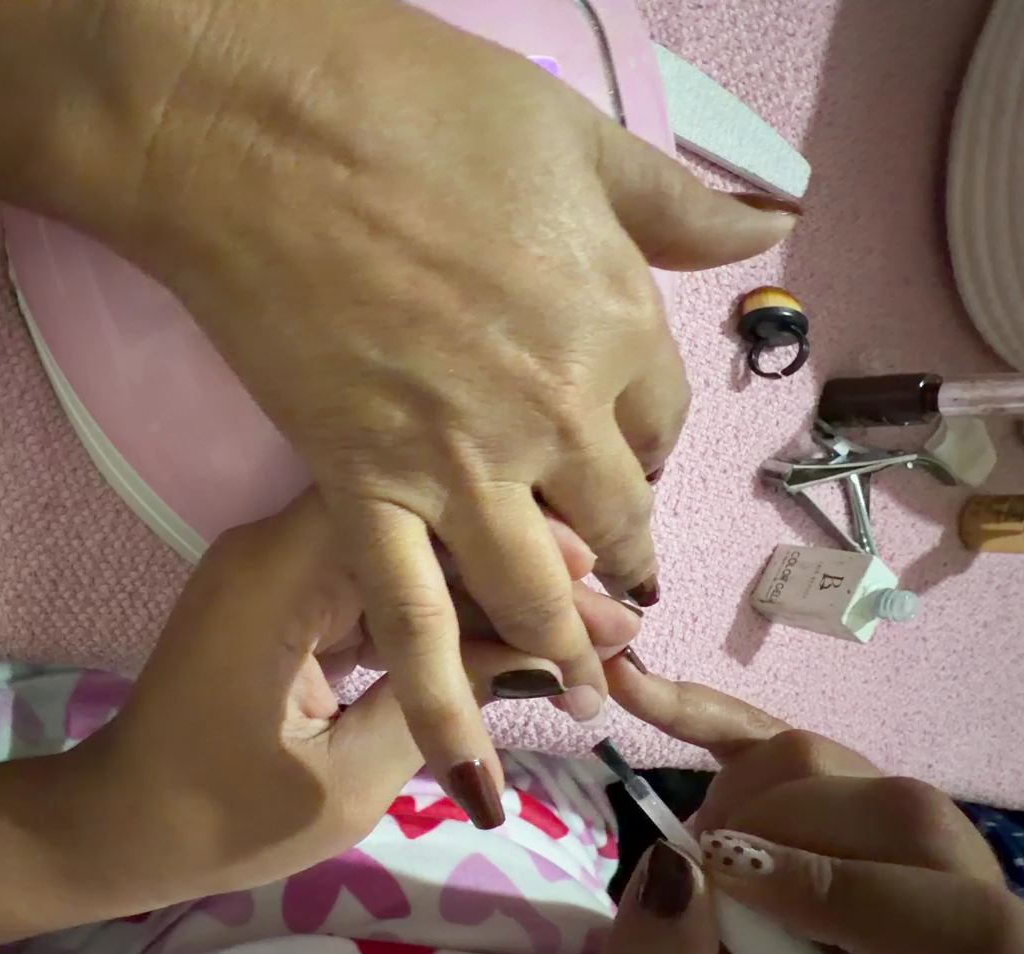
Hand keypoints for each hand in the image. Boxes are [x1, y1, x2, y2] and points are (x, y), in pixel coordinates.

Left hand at [75, 493, 640, 903]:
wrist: (122, 823)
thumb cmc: (224, 818)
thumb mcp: (348, 777)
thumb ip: (443, 702)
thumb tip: (543, 653)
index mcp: (278, 576)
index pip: (416, 520)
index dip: (512, 543)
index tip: (599, 585)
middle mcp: (273, 546)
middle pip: (416, 530)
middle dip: (512, 575)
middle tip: (609, 622)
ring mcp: (274, 566)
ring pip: (403, 556)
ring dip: (481, 597)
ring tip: (573, 639)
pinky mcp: (279, 594)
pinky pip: (372, 585)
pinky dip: (434, 615)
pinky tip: (501, 641)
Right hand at [112, 0, 797, 821]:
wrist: (254, 131)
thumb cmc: (410, 106)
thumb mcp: (569, 130)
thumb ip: (670, 198)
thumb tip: (769, 224)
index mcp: (611, 318)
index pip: (659, 417)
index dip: (642, 442)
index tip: (618, 455)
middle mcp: (550, 414)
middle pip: (611, 520)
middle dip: (618, 560)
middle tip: (613, 590)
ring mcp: (454, 467)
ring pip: (529, 591)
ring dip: (559, 643)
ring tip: (579, 688)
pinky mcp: (359, 494)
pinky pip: (412, 627)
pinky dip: (444, 709)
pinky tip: (475, 776)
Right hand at [599, 662, 1023, 953]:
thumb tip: (670, 864)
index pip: (970, 926)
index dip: (846, 892)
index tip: (734, 881)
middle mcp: (967, 881)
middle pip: (891, 813)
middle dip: (772, 834)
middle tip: (712, 876)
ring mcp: (892, 809)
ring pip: (818, 757)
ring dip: (735, 797)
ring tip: (710, 854)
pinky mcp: (825, 765)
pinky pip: (759, 722)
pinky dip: (692, 708)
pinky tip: (634, 691)